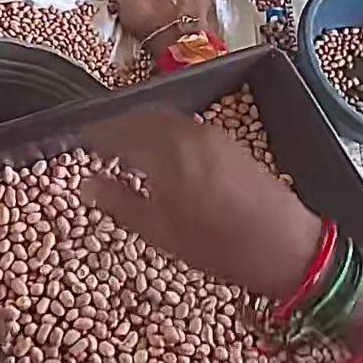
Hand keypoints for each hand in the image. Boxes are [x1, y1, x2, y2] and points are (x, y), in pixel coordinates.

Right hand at [78, 107, 321, 297]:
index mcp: (164, 153)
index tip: (76, 140)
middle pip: (139, 117)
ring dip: (139, 127)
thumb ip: (119, 202)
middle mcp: (186, 133)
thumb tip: (86, 183)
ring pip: (163, 118)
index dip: (93, 134)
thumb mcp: (160, 232)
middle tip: (96, 144)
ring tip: (124, 150)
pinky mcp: (227, 141)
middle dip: (114, 126)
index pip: (117, 131)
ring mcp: (210, 134)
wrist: (286, 245)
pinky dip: (162, 131)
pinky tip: (160, 156)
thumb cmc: (217, 245)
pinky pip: (183, 125)